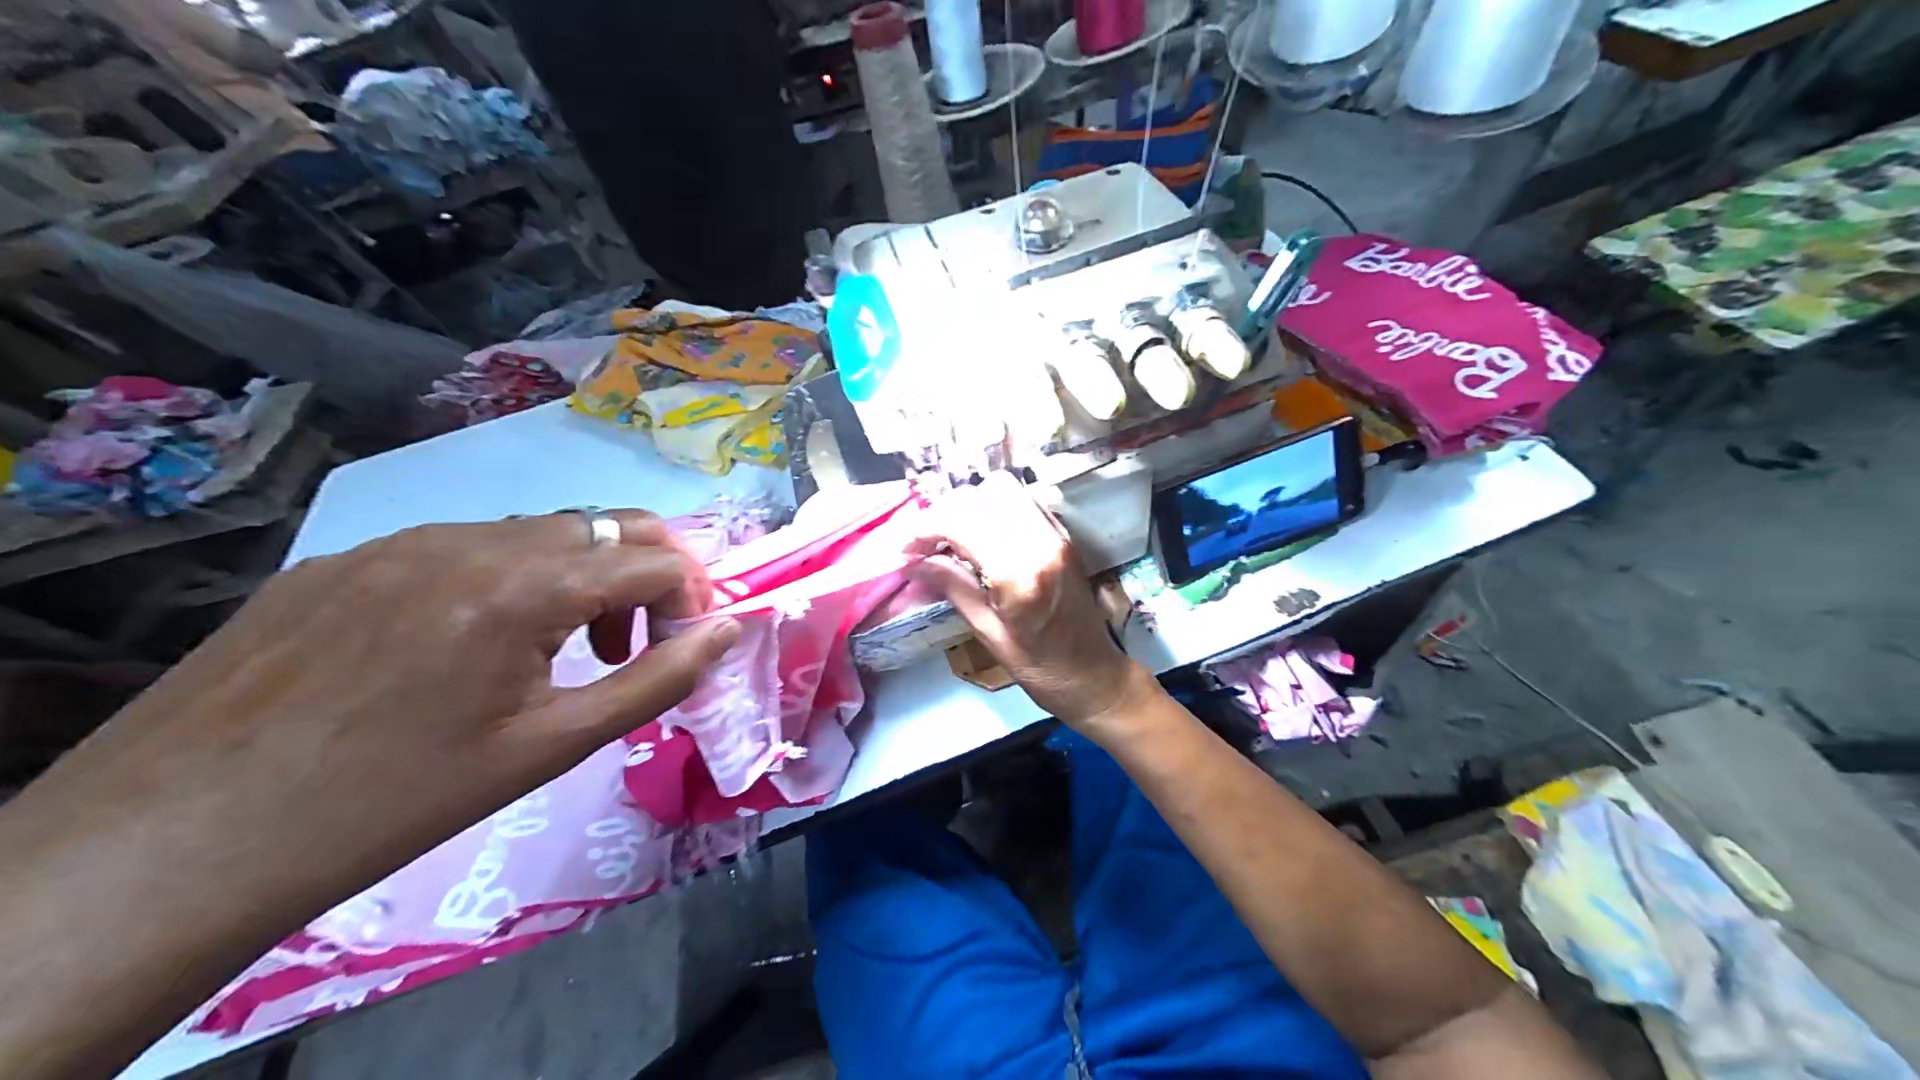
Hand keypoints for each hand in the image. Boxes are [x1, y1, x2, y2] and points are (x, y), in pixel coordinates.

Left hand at [31, 511, 738, 888]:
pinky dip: (504, 581)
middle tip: (626, 647)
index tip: (683, 647)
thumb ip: (657, 680)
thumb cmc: (399, 799)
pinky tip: (461, 649)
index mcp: (523, 587)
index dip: (691, 597)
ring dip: (575, 578)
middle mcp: (469, 539)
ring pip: (535, 532)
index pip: (654, 558)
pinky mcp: (347, 558)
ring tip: (551, 652)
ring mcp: (400, 541)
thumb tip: (729, 629)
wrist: (182, 838)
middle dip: (642, 579)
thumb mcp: (551, 747)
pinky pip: (461, 548)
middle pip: (602, 526)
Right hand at [909, 473, 1150, 728]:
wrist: (1095, 676)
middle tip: (928, 544)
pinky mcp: (1064, 536)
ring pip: (1003, 489)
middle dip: (945, 513)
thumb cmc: (1039, 669)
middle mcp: (1040, 544)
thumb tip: (911, 562)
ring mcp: (1056, 536)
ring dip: (971, 506)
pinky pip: (1024, 500)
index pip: (961, 523)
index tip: (907, 548)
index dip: (925, 529)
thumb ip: (952, 587)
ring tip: (954, 538)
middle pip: (980, 496)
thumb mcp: (988, 633)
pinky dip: (996, 508)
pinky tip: (984, 537)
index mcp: (1018, 575)